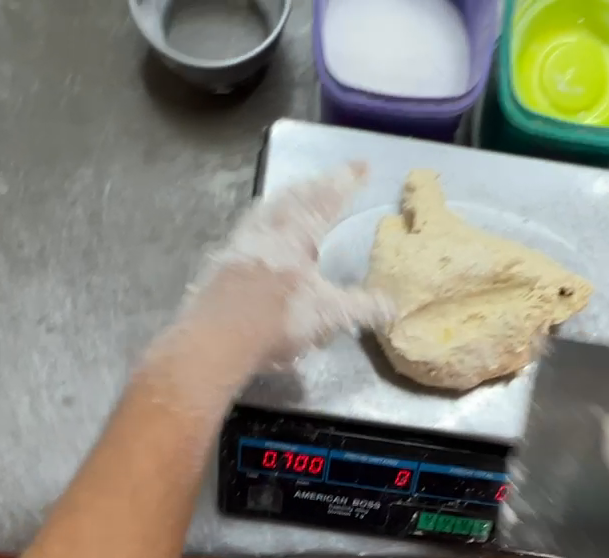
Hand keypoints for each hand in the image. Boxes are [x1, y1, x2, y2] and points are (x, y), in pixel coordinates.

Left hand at [143, 163, 396, 405]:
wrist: (216, 339)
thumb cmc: (276, 319)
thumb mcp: (328, 316)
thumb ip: (362, 308)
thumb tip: (392, 306)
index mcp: (296, 233)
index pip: (327, 198)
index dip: (347, 181)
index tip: (362, 166)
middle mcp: (266, 230)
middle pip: (292, 197)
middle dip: (313, 185)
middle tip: (326, 180)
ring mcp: (239, 245)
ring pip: (265, 212)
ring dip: (283, 203)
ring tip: (292, 202)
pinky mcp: (219, 266)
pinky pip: (246, 235)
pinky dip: (260, 230)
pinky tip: (260, 242)